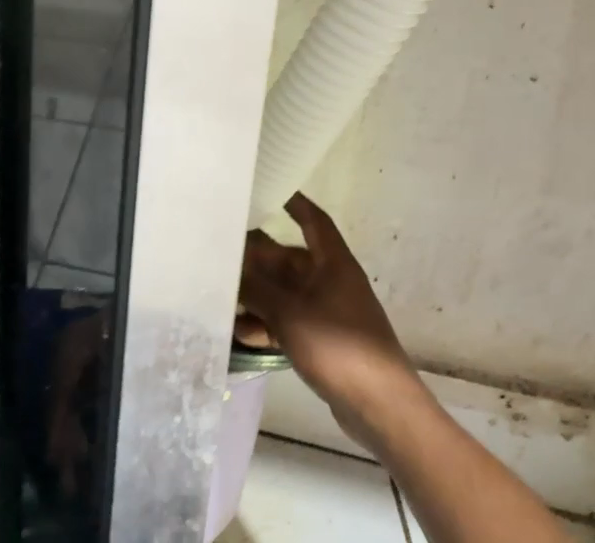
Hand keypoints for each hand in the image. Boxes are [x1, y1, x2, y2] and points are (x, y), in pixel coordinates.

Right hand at [237, 192, 429, 449]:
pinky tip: (236, 332)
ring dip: (252, 295)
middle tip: (213, 252)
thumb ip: (255, 286)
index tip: (266, 186)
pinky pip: (284, 319)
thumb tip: (227, 263)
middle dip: (251, 258)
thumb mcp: (289, 312)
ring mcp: (324, 311)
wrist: (381, 408)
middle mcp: (328, 281)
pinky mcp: (319, 339)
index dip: (293, 202)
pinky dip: (263, 323)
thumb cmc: (339, 347)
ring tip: (217, 296)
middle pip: (284, 259)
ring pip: (279, 291)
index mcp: (332, 263)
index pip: (313, 220)